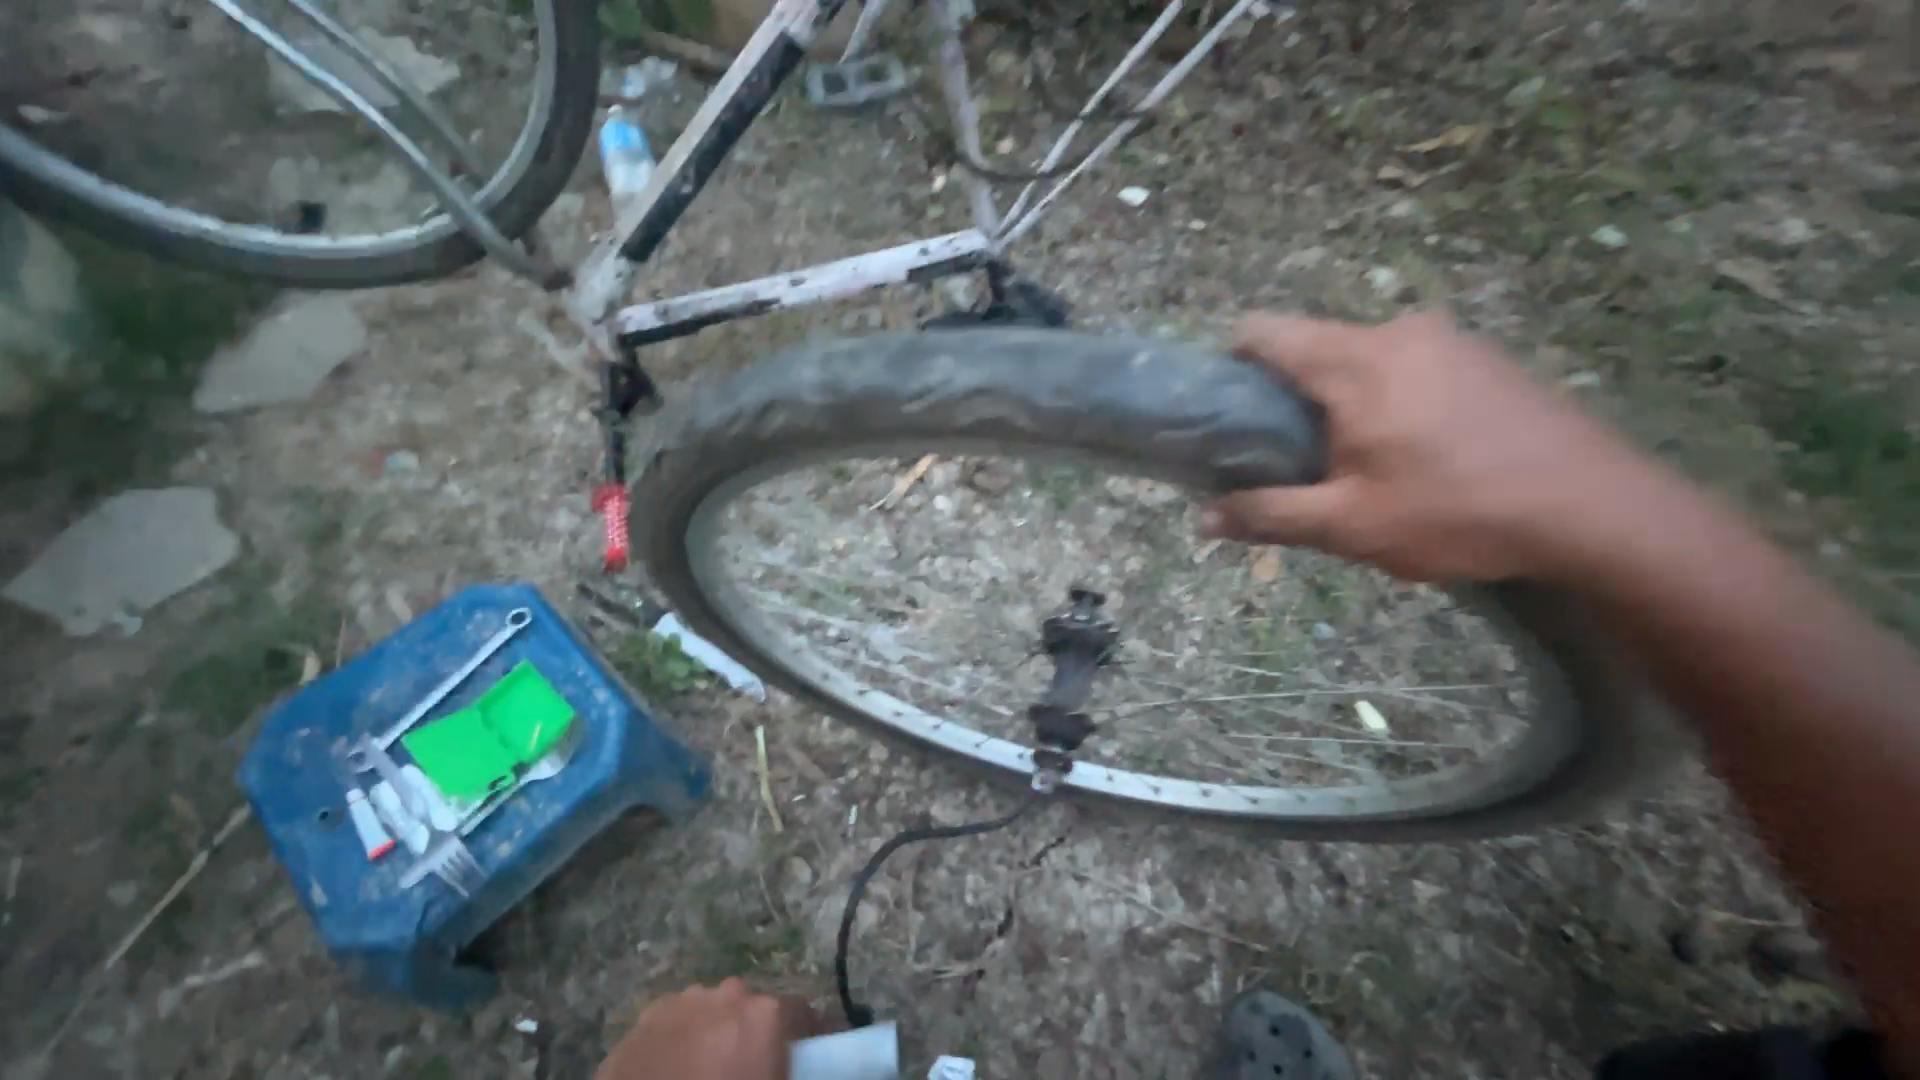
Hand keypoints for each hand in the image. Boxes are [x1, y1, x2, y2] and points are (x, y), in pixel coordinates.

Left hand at [594, 978, 825, 1079]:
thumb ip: (782, 1072)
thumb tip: (780, 1067)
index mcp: (766, 1015)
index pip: (801, 1013)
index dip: (804, 1036)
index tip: (798, 1059)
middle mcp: (730, 994)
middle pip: (750, 1007)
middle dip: (749, 1033)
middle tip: (740, 1071)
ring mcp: (685, 1000)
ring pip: (710, 1010)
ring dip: (711, 1032)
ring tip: (699, 1072)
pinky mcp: (647, 1016)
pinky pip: (674, 1021)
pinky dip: (676, 1039)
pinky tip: (667, 1071)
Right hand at [1204, 311, 1663, 582]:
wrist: (1600, 511)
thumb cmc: (1457, 512)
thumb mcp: (1349, 526)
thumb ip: (1269, 515)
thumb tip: (1204, 519)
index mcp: (1355, 363)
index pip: (1264, 331)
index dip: (1228, 363)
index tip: (1224, 412)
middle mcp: (1397, 332)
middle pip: (1311, 346)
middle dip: (1285, 395)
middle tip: (1288, 456)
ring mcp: (1448, 340)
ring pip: (1359, 357)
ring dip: (1337, 399)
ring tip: (1353, 461)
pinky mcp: (1484, 358)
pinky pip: (1405, 365)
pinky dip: (1383, 397)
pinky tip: (1412, 451)